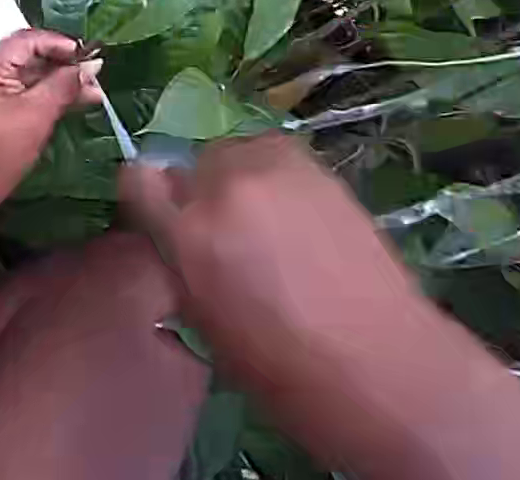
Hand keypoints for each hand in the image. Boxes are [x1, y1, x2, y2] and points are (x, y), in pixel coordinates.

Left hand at [0, 29, 102, 209]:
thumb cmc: (1, 152)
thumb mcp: (37, 114)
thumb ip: (65, 84)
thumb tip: (93, 64)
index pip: (28, 40)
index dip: (61, 44)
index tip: (90, 54)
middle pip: (31, 54)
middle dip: (65, 63)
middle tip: (96, 72)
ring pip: (32, 71)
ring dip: (62, 79)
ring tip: (94, 89)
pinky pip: (27, 87)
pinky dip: (50, 91)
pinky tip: (78, 97)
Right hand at [120, 135, 418, 388]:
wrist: (383, 363)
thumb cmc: (283, 368)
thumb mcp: (204, 321)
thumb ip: (178, 259)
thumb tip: (170, 225)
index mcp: (188, 235)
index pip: (136, 178)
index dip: (146, 194)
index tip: (160, 213)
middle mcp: (220, 187)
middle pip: (186, 163)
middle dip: (197, 192)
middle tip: (225, 229)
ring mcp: (268, 167)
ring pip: (228, 152)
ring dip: (234, 178)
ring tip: (265, 218)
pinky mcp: (309, 159)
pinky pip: (268, 150)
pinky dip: (270, 172)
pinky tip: (294, 208)